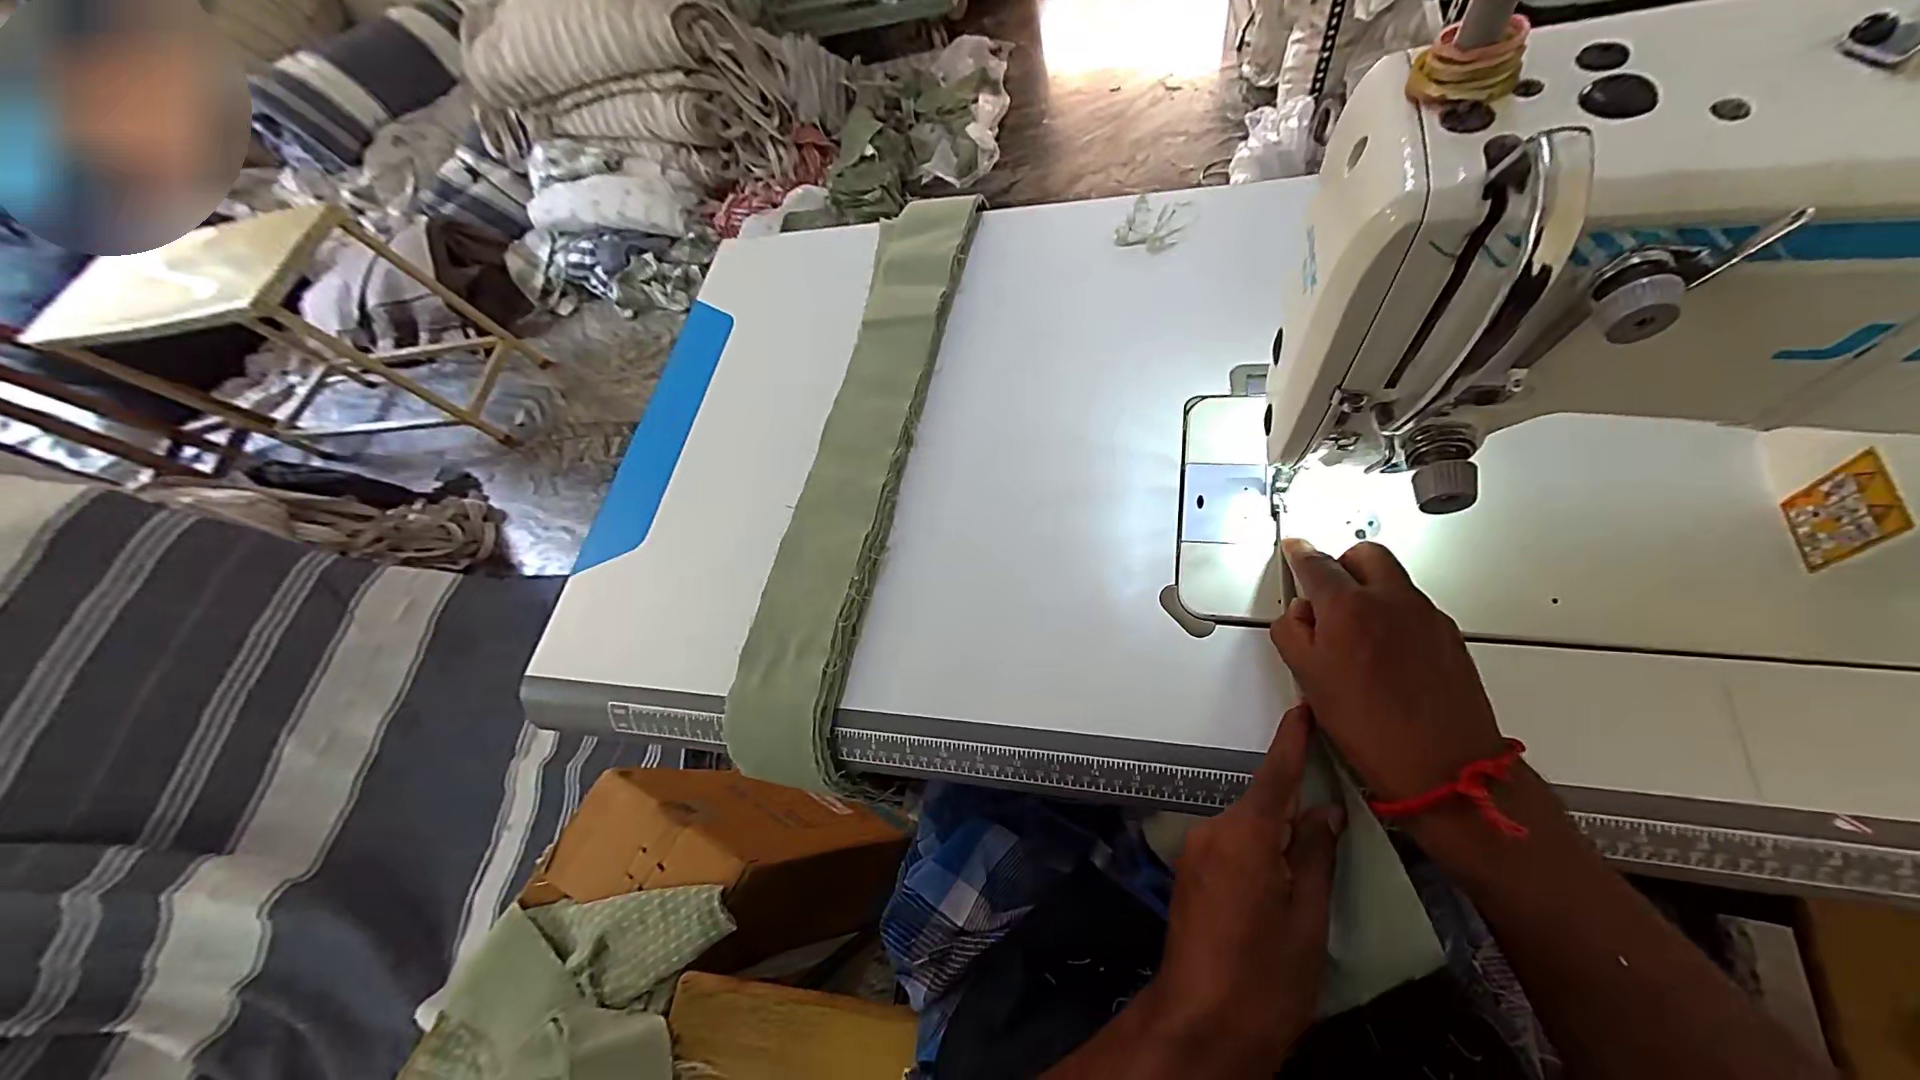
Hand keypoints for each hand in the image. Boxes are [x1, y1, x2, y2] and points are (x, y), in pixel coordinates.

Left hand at [1152, 704, 1343, 1071]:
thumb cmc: (1267, 978)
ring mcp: (1195, 850)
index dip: (1291, 741)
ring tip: (1308, 867)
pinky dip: (1256, 850)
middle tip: (1333, 812)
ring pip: (1245, 826)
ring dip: (1274, 836)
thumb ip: (1315, 855)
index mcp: (1244, 834)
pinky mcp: (1189, 871)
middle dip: (1293, 806)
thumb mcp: (1308, 918)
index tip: (1301, 707)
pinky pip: (1230, 845)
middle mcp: (1212, 830)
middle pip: (1259, 803)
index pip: (1274, 776)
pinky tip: (1276, 880)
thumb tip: (1324, 810)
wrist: (1202, 1021)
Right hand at [1269, 539, 1507, 802]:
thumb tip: (1297, 617)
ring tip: (1353, 630)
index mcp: (1349, 607)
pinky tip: (1382, 652)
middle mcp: (1392, 601)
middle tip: (1326, 589)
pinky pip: (1414, 607)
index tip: (1296, 549)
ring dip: (1369, 589)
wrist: (1440, 765)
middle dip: (1342, 563)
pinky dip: (1393, 614)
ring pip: (1392, 579)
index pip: (1316, 563)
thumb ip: (1291, 632)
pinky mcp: (1448, 636)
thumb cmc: (1375, 728)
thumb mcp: (1306, 678)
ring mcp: (1426, 617)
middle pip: (1365, 554)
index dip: (1300, 553)